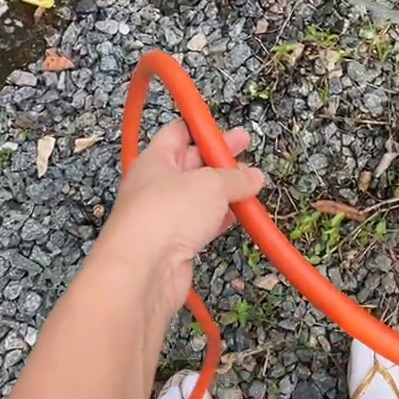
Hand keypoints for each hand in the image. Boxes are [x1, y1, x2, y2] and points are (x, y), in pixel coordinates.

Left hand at [91, 118, 265, 314]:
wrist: (142, 271)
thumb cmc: (169, 212)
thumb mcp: (211, 183)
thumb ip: (236, 177)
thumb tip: (255, 176)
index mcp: (156, 159)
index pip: (178, 132)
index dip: (203, 128)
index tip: (226, 127)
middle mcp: (157, 184)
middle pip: (192, 162)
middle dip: (220, 157)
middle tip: (246, 148)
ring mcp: (165, 215)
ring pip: (199, 195)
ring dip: (225, 189)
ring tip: (253, 184)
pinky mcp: (175, 242)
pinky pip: (201, 222)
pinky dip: (221, 217)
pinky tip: (239, 214)